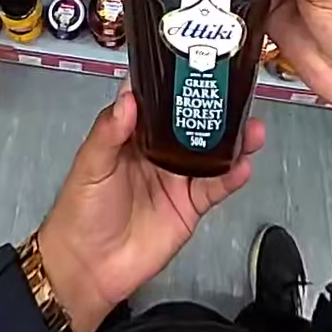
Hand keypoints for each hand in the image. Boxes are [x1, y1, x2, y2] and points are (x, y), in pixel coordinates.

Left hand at [36, 84, 263, 331]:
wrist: (89, 267)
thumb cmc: (80, 210)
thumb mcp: (90, 163)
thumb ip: (109, 131)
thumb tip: (128, 99)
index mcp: (131, 132)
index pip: (155, 99)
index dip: (171, 81)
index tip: (190, 63)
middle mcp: (157, 149)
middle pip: (189, 121)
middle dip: (211, 107)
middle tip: (231, 92)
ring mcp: (175, 176)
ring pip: (209, 150)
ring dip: (232, 137)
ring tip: (250, 125)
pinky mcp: (188, 205)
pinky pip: (215, 186)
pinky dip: (232, 175)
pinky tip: (243, 164)